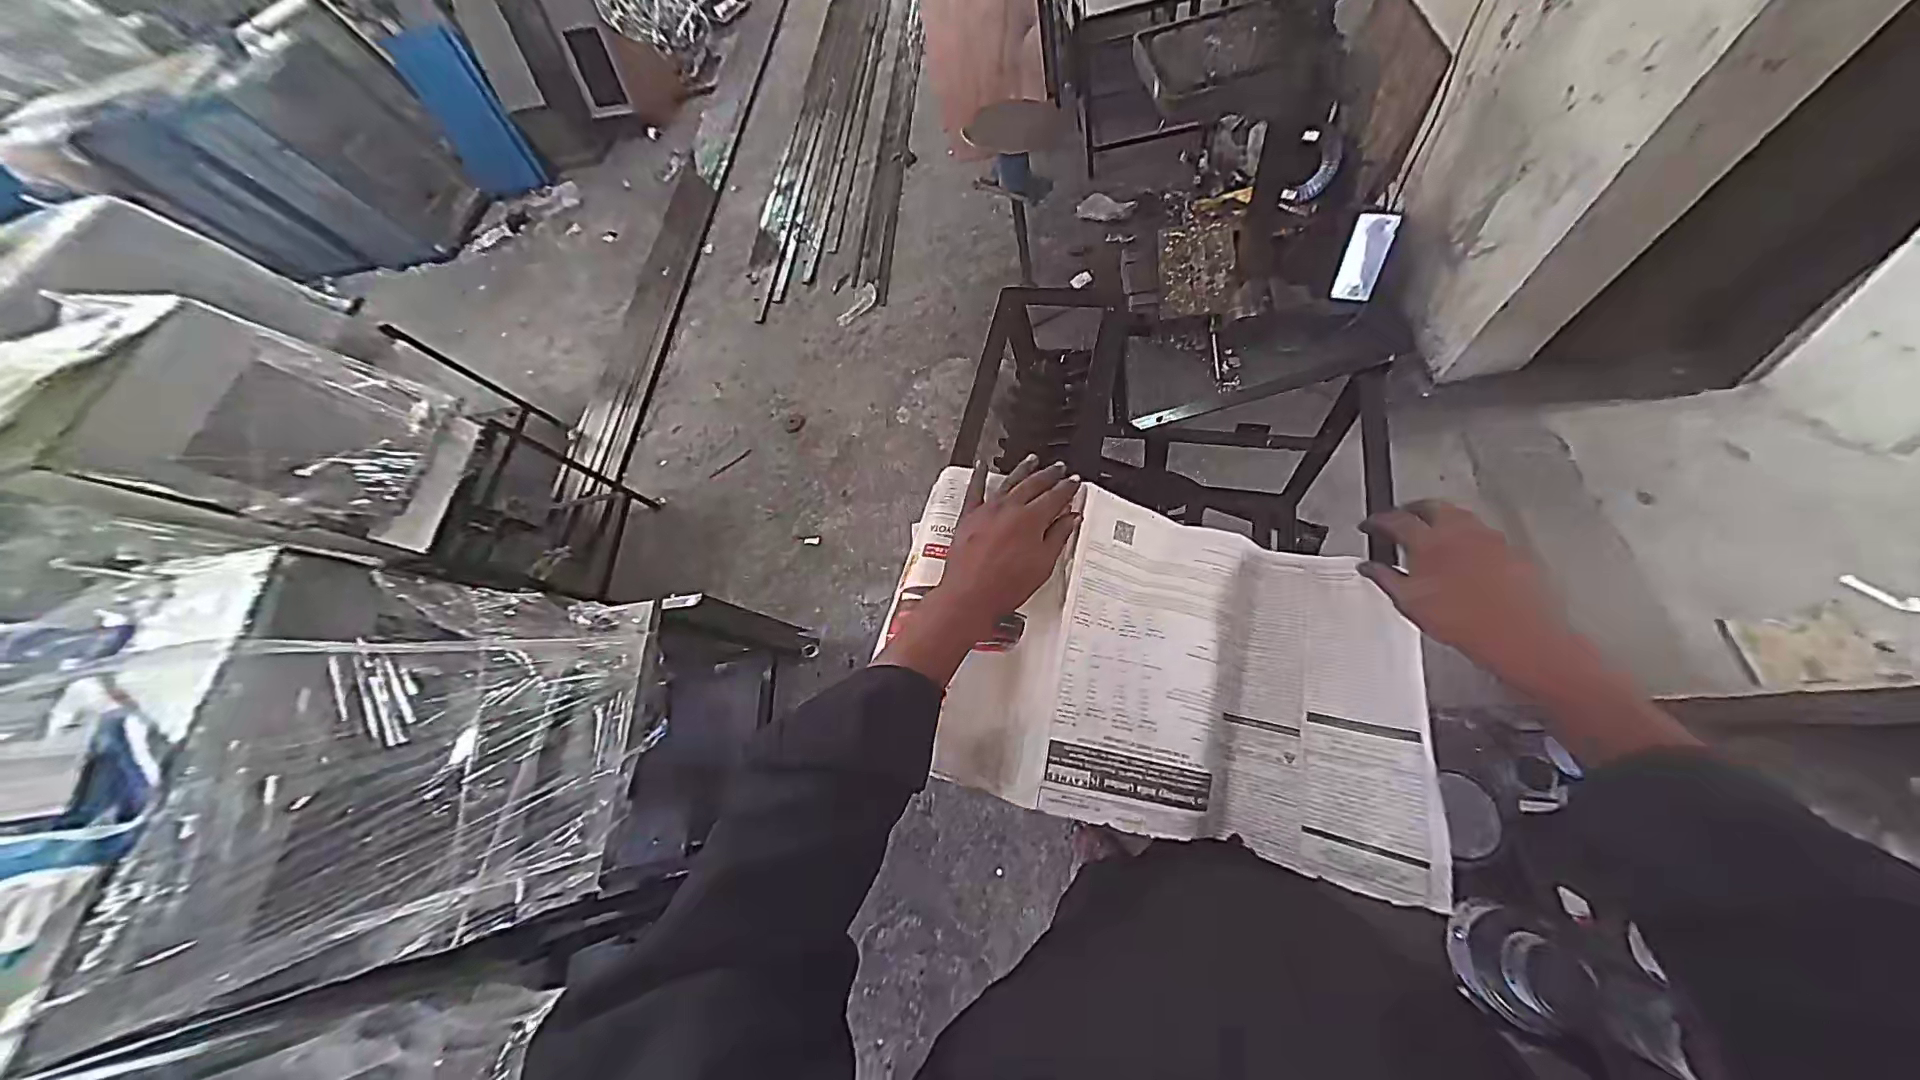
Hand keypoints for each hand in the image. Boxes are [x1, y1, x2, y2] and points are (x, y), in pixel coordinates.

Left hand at [941, 456, 1081, 630]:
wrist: (969, 596)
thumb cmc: (1004, 586)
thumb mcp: (1042, 564)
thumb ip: (1058, 536)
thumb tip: (1070, 519)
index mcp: (1032, 519)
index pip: (1056, 496)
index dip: (1068, 488)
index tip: (1074, 482)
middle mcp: (1010, 508)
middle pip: (1034, 484)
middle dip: (1050, 475)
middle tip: (1060, 469)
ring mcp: (987, 510)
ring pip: (1009, 482)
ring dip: (1023, 469)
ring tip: (1033, 460)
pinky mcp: (968, 517)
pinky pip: (974, 489)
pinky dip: (978, 475)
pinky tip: (981, 465)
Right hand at [1358, 501, 1578, 691]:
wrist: (1517, 636)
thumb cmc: (1464, 621)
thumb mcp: (1408, 602)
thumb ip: (1385, 578)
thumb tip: (1370, 567)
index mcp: (1428, 542)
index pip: (1395, 520)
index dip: (1378, 521)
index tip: (1371, 525)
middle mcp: (1459, 533)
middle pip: (1431, 506)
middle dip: (1411, 509)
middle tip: (1399, 517)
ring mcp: (1489, 539)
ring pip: (1460, 516)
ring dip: (1441, 518)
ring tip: (1430, 532)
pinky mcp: (1511, 551)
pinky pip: (1483, 534)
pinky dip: (1466, 536)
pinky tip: (1463, 553)